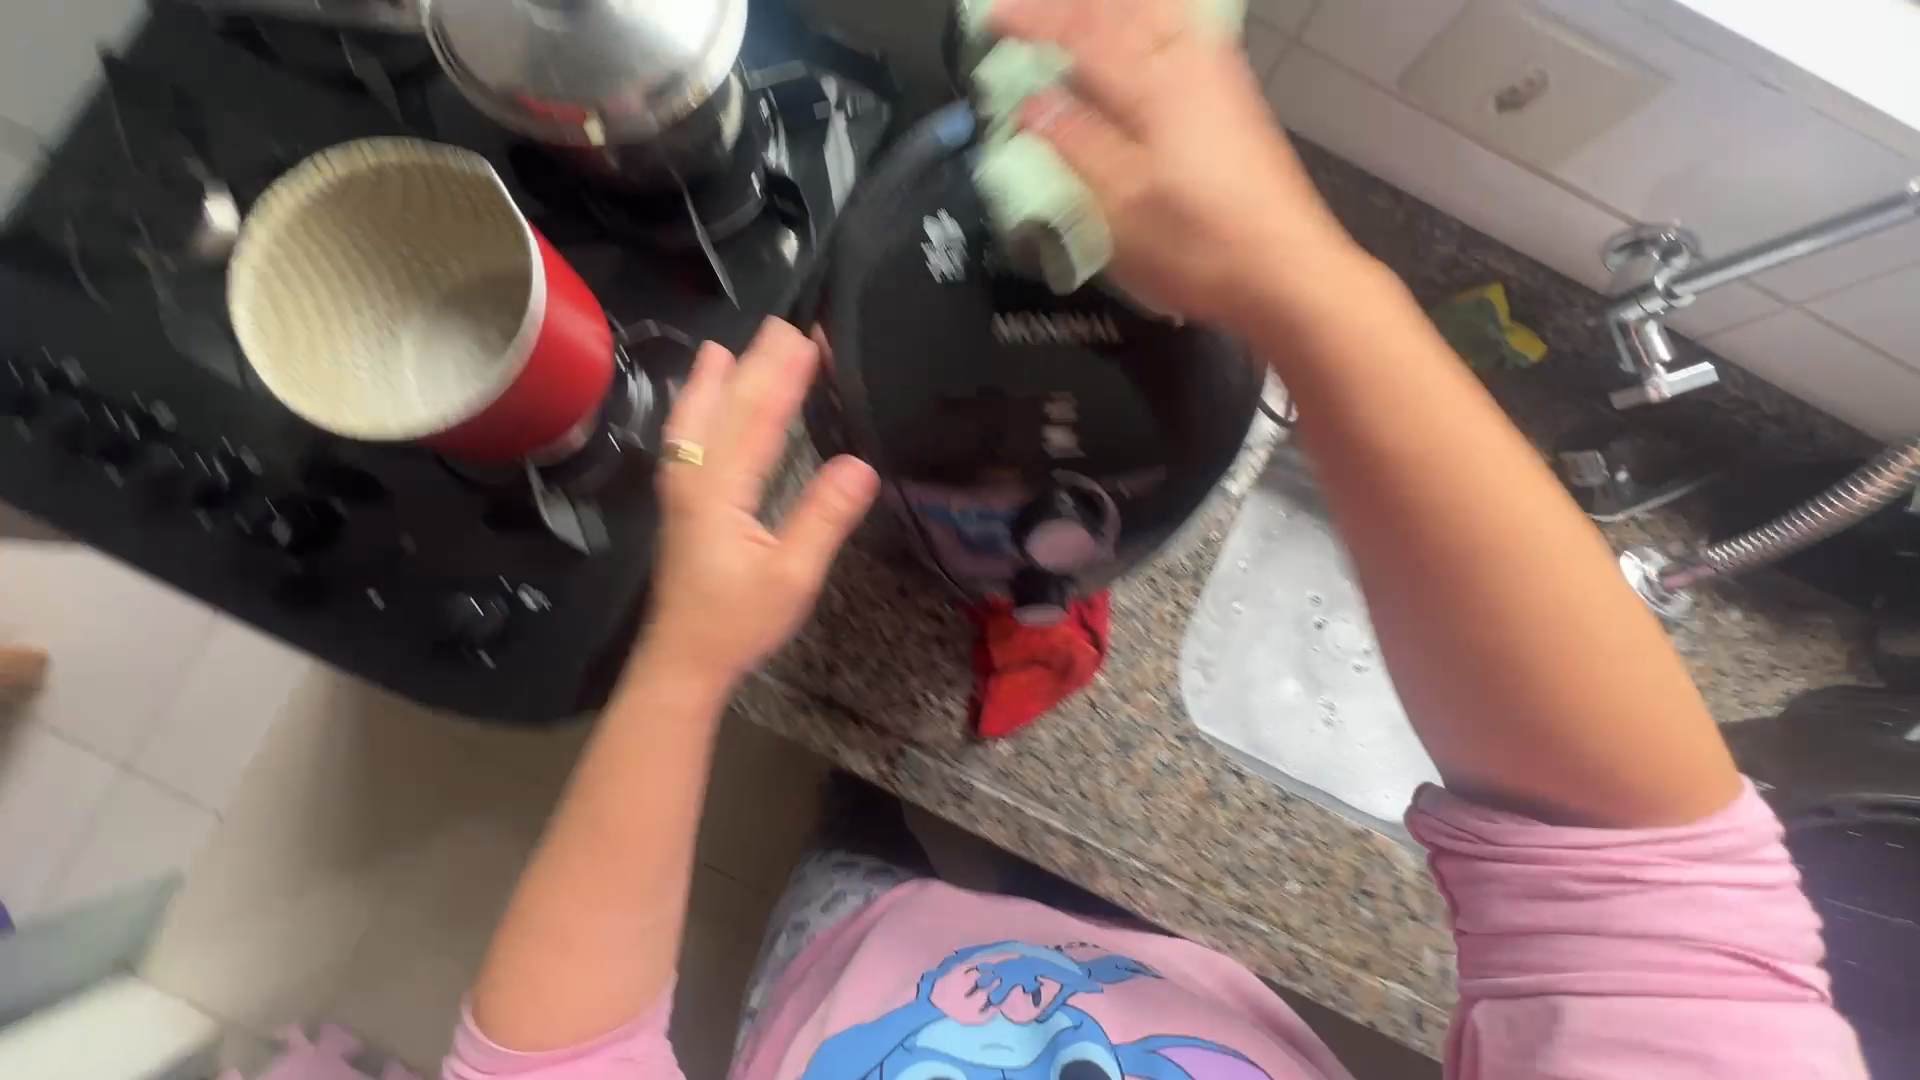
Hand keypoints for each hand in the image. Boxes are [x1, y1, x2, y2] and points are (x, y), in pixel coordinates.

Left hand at [636, 319, 879, 686]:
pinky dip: (694, 412)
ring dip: (718, 383)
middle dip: (756, 366)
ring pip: (696, 422)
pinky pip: (687, 441)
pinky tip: (700, 406)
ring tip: (728, 348)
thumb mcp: (792, 575)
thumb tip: (861, 464)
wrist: (683, 660)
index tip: (807, 337)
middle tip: (784, 326)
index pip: (758, 419)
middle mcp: (695, 478)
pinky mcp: (682, 504)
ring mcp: (682, 490)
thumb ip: (824, 518)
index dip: (784, 376)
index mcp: (721, 490)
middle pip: (726, 410)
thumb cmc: (737, 622)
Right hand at [990, 0, 1362, 324]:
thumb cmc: (1200, 248)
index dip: (1032, 20)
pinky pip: (1181, 35)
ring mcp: (1218, 79)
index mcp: (1154, 87)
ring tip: (1078, 20)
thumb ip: (1073, 147)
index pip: (1081, 31)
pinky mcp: (1232, 102)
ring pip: (1157, 14)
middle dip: (1071, 5)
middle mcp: (1190, 66)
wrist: (1282, 271)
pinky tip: (1142, 40)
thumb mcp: (1121, 208)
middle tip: (1031, 12)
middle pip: (1122, 7)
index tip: (991, 21)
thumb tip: (1031, 108)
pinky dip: (1148, 25)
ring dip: (1111, 10)